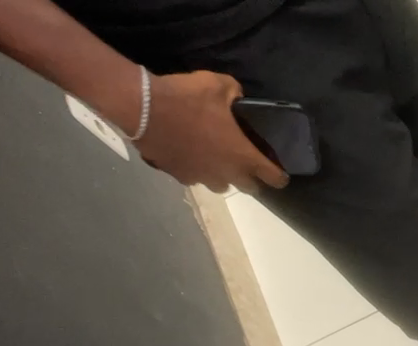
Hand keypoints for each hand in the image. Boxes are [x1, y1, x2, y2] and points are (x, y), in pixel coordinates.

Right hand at [136, 71, 286, 192]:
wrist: (138, 105)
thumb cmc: (185, 98)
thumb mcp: (217, 85)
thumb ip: (235, 93)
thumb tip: (239, 96)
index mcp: (245, 158)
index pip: (276, 179)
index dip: (279, 176)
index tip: (276, 170)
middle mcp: (228, 174)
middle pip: (250, 188)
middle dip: (250, 178)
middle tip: (243, 163)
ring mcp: (203, 178)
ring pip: (221, 186)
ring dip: (222, 176)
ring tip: (214, 160)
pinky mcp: (179, 176)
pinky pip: (193, 179)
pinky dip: (193, 171)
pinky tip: (188, 156)